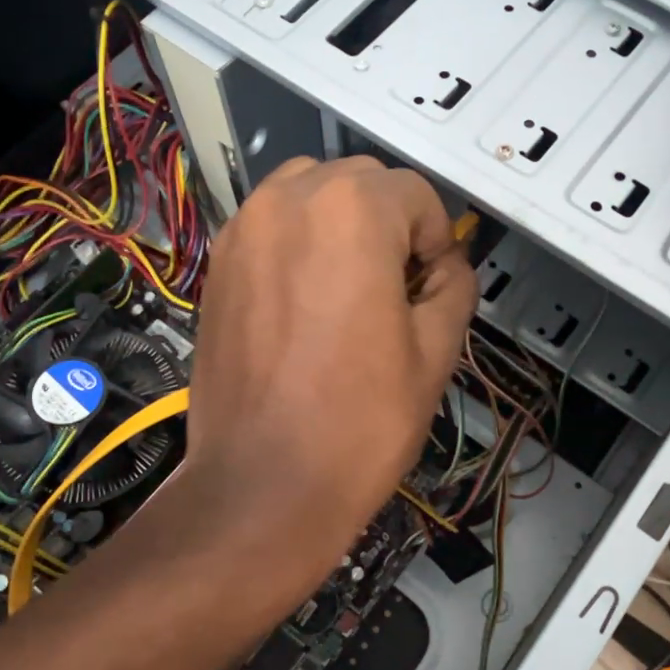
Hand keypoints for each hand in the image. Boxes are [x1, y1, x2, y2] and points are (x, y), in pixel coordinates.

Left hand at [179, 156, 476, 589]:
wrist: (263, 486)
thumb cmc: (360, 422)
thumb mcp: (435, 352)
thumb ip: (453, 287)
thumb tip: (446, 267)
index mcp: (352, 211)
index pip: (414, 194)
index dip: (435, 240)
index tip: (432, 290)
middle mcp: (289, 200)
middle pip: (359, 184)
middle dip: (388, 224)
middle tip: (397, 291)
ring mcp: (243, 230)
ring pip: (308, 197)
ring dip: (340, 226)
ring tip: (350, 292)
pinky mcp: (216, 266)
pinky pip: (270, 229)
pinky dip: (297, 246)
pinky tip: (306, 306)